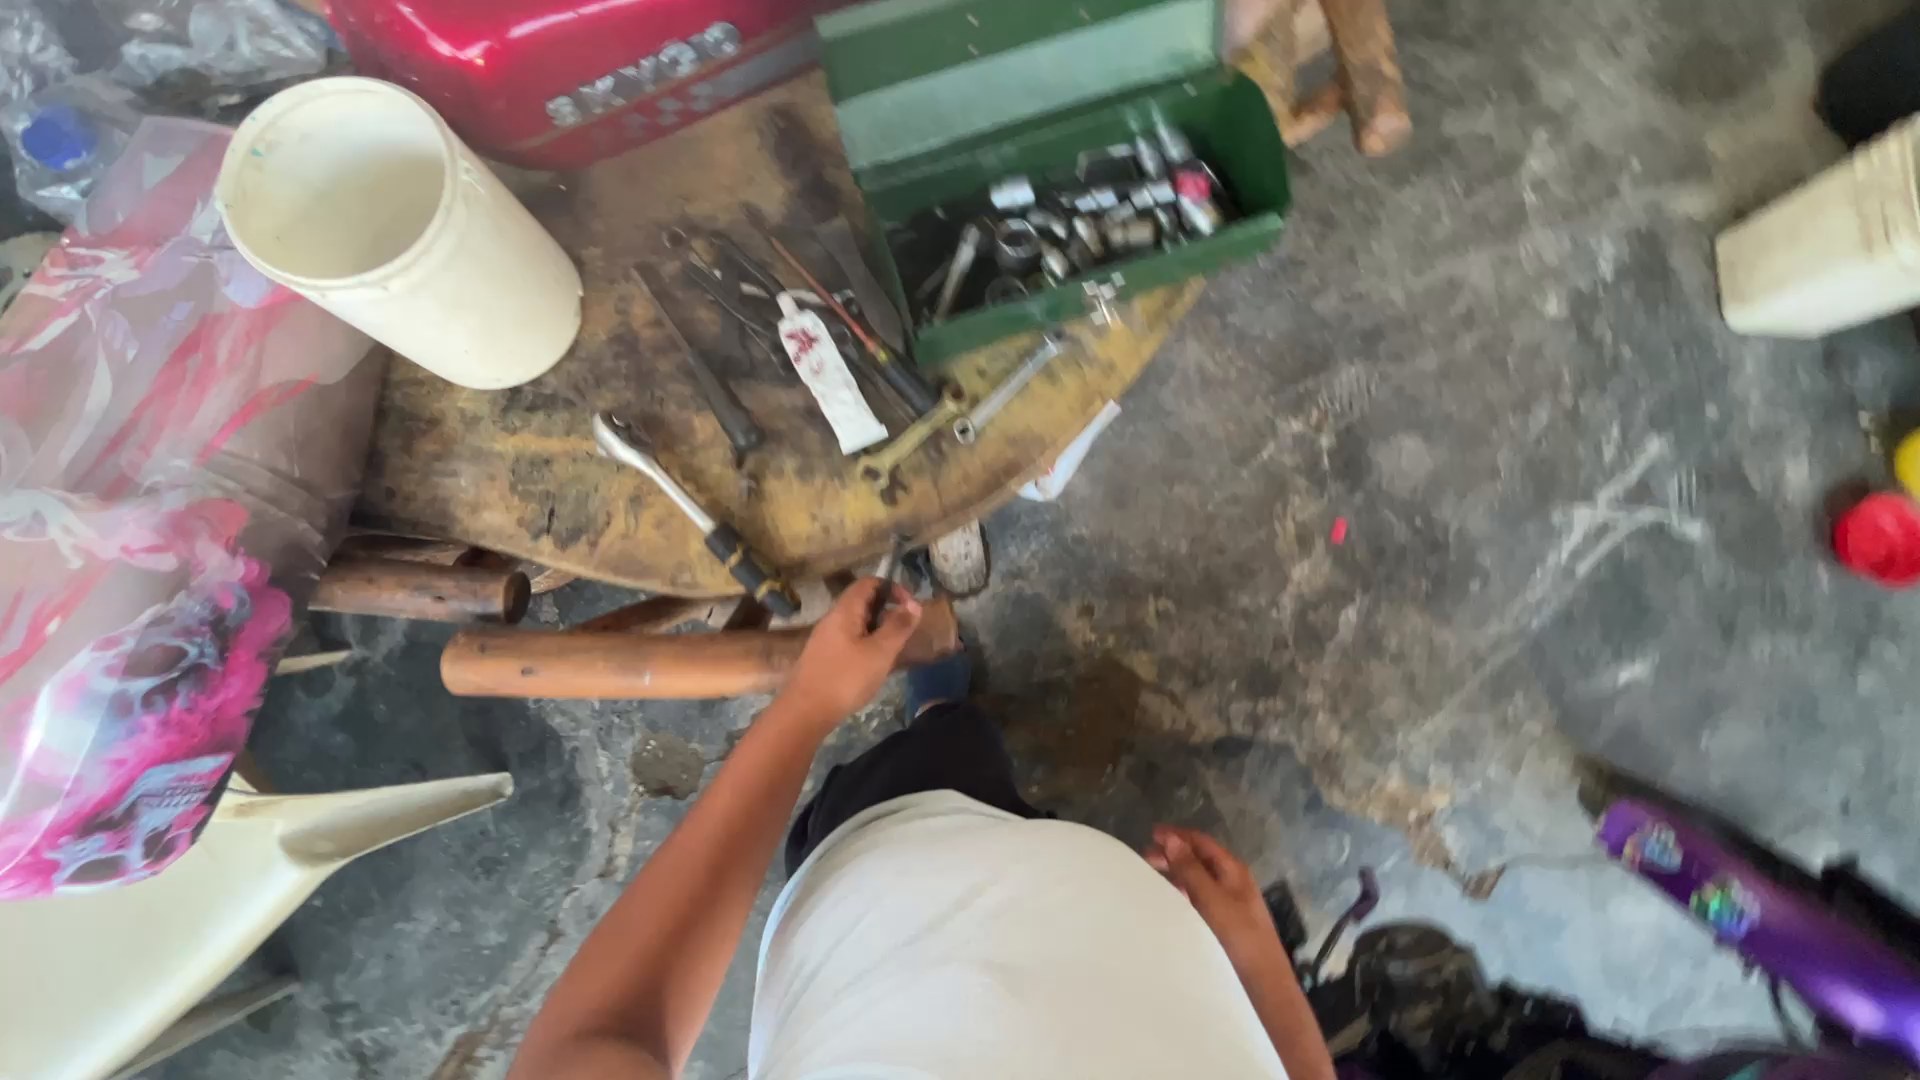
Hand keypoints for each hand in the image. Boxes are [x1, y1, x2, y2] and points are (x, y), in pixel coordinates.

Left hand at [773, 578, 921, 730]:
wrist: (805, 713)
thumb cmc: (846, 678)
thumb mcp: (880, 652)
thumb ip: (898, 627)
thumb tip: (914, 604)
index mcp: (844, 611)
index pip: (868, 583)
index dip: (892, 588)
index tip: (909, 608)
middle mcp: (832, 619)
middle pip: (863, 602)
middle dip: (887, 611)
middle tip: (903, 633)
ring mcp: (825, 639)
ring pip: (857, 623)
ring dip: (878, 631)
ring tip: (892, 651)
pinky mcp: (823, 657)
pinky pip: (850, 640)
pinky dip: (866, 645)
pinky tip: (873, 666)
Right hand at [1144, 825, 1289, 979]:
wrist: (1263, 984)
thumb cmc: (1238, 936)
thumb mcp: (1211, 899)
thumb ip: (1190, 868)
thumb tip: (1171, 839)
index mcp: (1232, 870)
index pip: (1201, 841)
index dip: (1176, 835)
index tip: (1150, 834)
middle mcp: (1232, 881)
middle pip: (1199, 858)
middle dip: (1173, 854)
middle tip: (1145, 858)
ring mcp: (1230, 902)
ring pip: (1198, 878)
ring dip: (1176, 873)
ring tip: (1153, 878)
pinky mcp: (1225, 922)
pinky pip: (1199, 898)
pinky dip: (1183, 892)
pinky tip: (1171, 901)